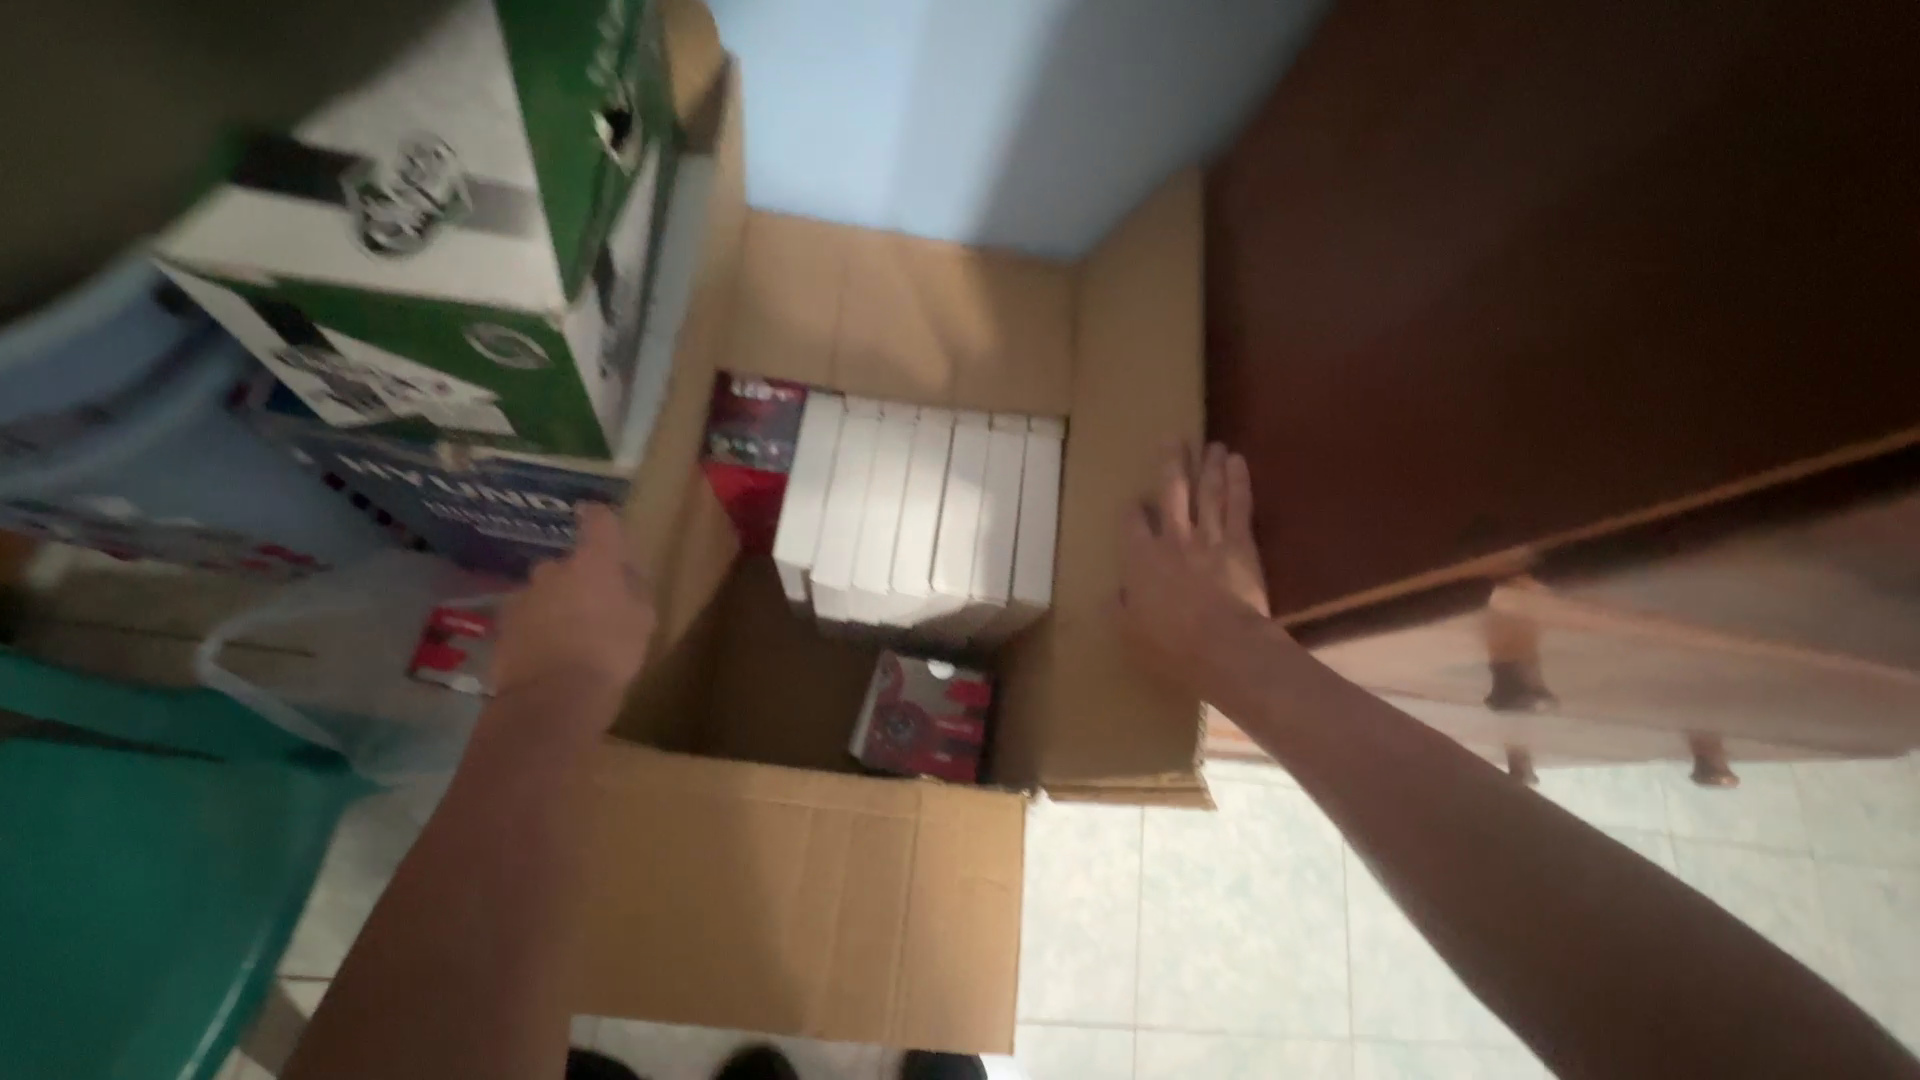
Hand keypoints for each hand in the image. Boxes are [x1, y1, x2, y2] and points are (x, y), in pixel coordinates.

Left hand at [491, 504, 656, 711]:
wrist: (553, 697)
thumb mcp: (643, 620)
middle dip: (579, 579)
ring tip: (570, 637)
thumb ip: (633, 591)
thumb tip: (623, 577)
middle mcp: (554, 569)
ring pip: (544, 592)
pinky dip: (537, 629)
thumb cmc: (611, 652)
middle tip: (595, 607)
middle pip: (568, 564)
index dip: (599, 517)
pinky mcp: (503, 626)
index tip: (597, 516)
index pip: (598, 521)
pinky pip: (527, 619)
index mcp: (594, 562)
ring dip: (555, 605)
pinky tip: (549, 655)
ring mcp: (523, 596)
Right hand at [1119, 442, 1275, 693]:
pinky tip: (1238, 462)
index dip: (1131, 511)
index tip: (1132, 503)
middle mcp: (1173, 538)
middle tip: (1174, 438)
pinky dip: (1239, 481)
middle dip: (1171, 463)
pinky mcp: (1241, 543)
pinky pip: (1239, 505)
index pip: (1132, 524)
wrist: (1223, 646)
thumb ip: (1118, 609)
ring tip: (1211, 444)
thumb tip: (1112, 594)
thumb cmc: (1170, 645)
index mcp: (1141, 559)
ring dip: (1208, 465)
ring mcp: (1209, 537)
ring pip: (1208, 491)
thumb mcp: (1129, 633)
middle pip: (1171, 491)